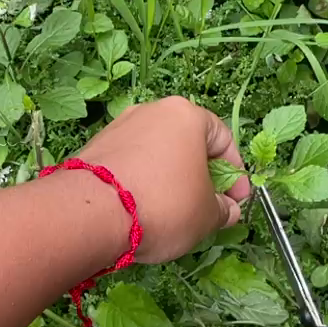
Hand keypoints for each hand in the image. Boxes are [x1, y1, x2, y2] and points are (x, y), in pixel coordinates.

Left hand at [70, 96, 250, 263]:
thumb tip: (227, 209)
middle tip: (208, 207)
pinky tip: (142, 210)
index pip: (222, 138)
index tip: (237, 201)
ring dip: (170, 178)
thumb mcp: (207, 215)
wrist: (90, 212)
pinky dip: (142, 182)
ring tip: (174, 213)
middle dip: (201, 175)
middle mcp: (150, 111)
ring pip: (156, 153)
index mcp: (185, 115)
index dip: (236, 173)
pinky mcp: (95, 147)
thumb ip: (223, 209)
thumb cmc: (163, 205)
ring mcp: (119, 127)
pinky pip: (130, 163)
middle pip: (186, 142)